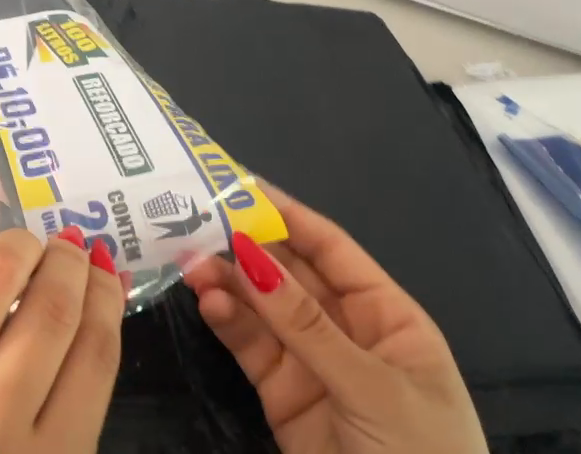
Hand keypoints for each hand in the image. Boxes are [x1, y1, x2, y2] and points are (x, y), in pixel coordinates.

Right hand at [183, 190, 485, 453]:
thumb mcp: (373, 388)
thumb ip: (305, 324)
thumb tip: (248, 254)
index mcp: (389, 318)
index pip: (332, 250)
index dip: (288, 215)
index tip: (239, 185)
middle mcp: (348, 331)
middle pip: (290, 274)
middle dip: (247, 247)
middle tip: (196, 220)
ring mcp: (312, 363)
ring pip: (263, 308)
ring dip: (228, 283)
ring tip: (191, 262)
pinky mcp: (282, 395)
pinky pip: (251, 347)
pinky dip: (228, 322)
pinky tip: (207, 301)